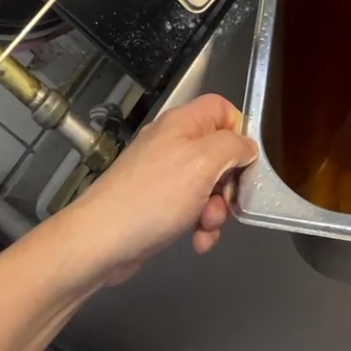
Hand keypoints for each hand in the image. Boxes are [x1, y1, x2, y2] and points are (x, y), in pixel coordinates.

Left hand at [64, 94, 257, 286]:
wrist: (103, 239)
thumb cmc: (154, 196)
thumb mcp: (203, 163)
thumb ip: (232, 147)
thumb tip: (247, 145)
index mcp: (182, 123)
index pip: (221, 108)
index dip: (238, 130)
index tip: (245, 160)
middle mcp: (173, 143)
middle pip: (218, 151)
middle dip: (229, 182)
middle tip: (227, 201)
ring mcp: (164, 174)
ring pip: (208, 185)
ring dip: (216, 210)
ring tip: (206, 226)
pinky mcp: (158, 203)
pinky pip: (192, 208)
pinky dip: (199, 226)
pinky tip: (197, 242)